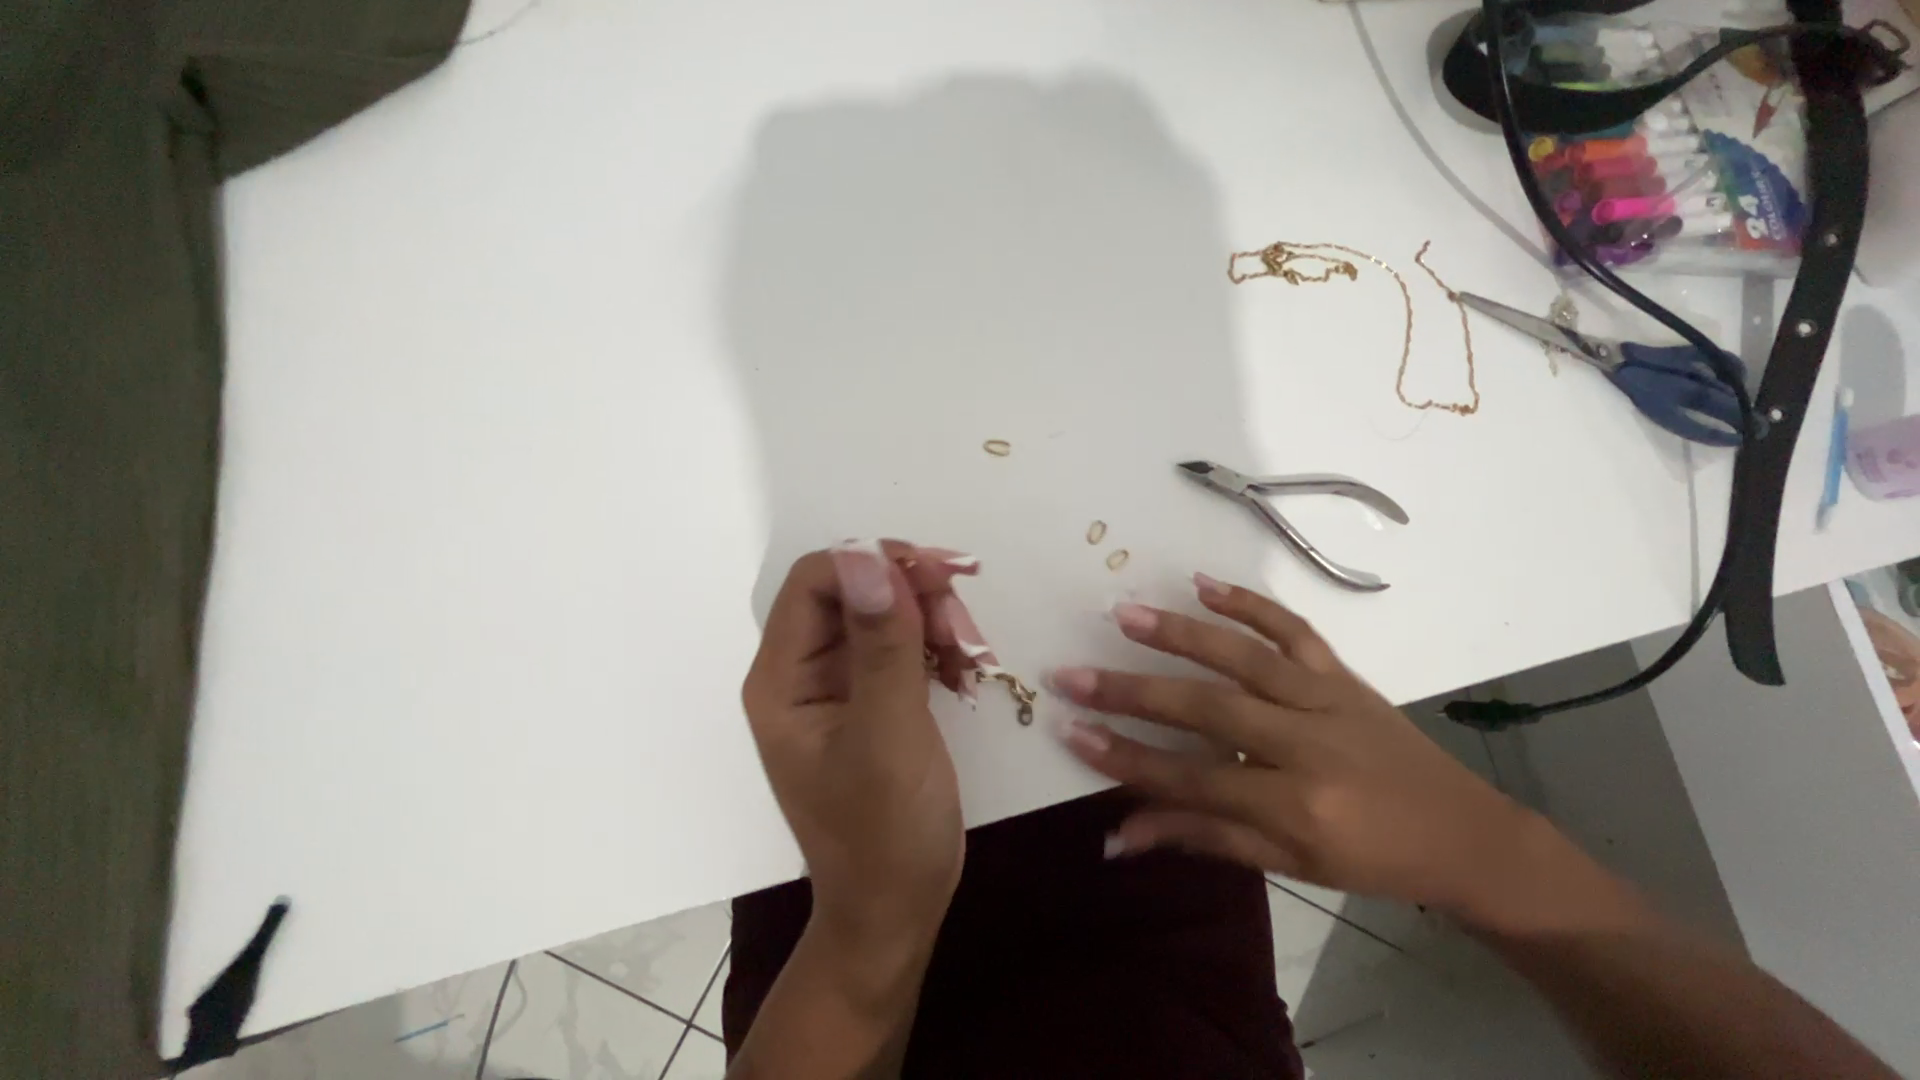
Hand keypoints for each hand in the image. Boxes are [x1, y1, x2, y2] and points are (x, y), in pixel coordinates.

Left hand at [742, 540, 981, 945]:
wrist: (898, 905)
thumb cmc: (885, 832)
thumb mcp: (888, 735)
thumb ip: (882, 644)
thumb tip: (868, 555)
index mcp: (783, 679)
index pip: (815, 580)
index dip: (873, 564)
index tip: (938, 578)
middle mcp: (803, 672)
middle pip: (853, 590)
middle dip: (913, 593)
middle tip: (964, 624)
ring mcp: (839, 685)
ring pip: (884, 612)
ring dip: (934, 618)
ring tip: (971, 654)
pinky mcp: (873, 698)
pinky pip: (902, 644)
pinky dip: (939, 646)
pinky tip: (967, 671)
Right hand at [1048, 573, 1610, 929]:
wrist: (1464, 833)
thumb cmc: (1369, 860)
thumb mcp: (1286, 865)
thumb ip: (1201, 838)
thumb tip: (1119, 836)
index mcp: (1295, 806)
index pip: (1192, 780)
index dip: (1128, 759)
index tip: (1072, 734)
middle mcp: (1308, 744)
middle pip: (1207, 711)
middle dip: (1132, 692)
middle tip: (1072, 674)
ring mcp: (1327, 698)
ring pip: (1244, 658)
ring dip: (1180, 633)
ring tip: (1124, 613)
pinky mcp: (1343, 673)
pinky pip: (1293, 629)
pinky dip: (1249, 602)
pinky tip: (1203, 582)